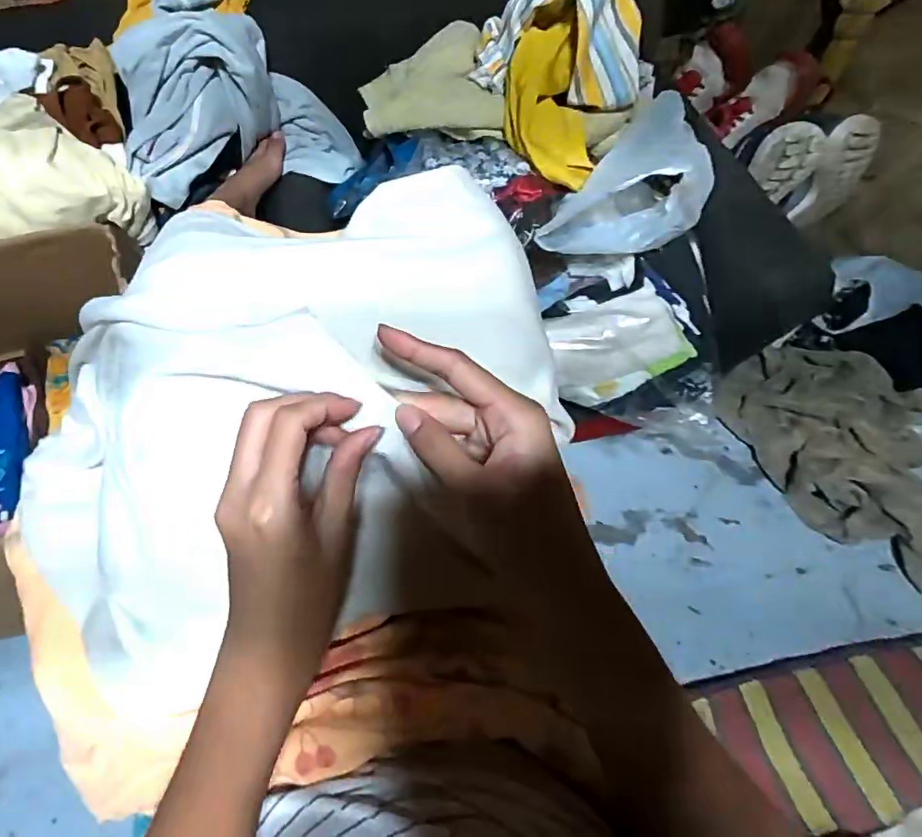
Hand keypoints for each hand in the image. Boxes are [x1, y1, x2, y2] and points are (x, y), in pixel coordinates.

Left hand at [214, 393, 382, 692]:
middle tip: (343, 416)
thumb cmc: (310, 603)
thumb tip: (366, 430)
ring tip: (331, 431)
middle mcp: (236, 490)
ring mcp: (224, 494)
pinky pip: (248, 449)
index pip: (285, 424)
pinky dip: (277, 435)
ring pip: (249, 428)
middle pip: (258, 414)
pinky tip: (308, 447)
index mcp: (267, 503)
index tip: (356, 409)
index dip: (322, 405)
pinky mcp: (225, 500)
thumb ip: (344, 474)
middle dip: (302, 402)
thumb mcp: (337, 536)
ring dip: (288, 416)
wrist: (265, 648)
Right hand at [378, 325, 590, 594]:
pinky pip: (453, 444)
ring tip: (372, 420)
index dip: (417, 350)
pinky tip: (400, 444)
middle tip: (362, 396)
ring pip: (447, 423)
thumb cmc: (522, 538)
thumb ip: (435, 446)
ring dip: (415, 425)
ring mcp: (500, 442)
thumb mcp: (471, 491)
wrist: (559, 589)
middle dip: (408, 400)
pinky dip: (428, 444)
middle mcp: (507, 419)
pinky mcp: (492, 462)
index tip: (382, 332)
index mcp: (513, 415)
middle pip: (448, 399)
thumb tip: (402, 410)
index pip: (458, 370)